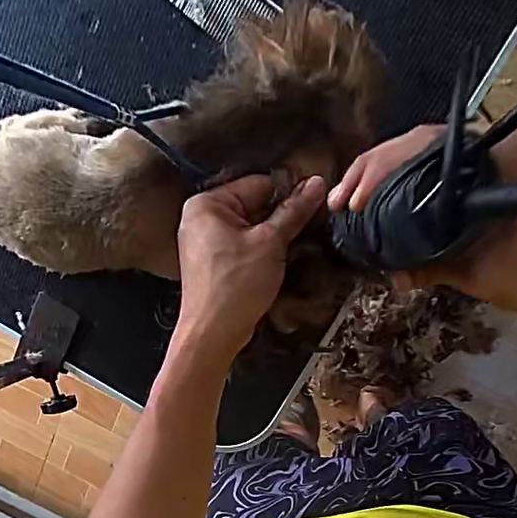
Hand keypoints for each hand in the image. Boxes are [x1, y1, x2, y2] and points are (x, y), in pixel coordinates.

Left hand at [174, 173, 326, 365]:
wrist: (213, 332)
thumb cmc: (234, 287)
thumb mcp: (271, 243)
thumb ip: (293, 212)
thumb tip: (315, 185)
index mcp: (208, 203)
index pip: (257, 184)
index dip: (287, 193)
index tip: (313, 201)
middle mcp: (201, 218)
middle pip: (253, 206)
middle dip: (279, 219)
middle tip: (305, 230)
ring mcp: (205, 243)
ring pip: (250, 229)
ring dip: (272, 239)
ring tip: (288, 251)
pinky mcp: (214, 264)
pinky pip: (243, 248)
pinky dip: (261, 254)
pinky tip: (274, 265)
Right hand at [329, 122, 516, 321]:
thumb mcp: (488, 274)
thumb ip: (435, 267)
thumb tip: (393, 277)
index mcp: (501, 152)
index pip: (423, 144)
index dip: (380, 170)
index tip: (351, 199)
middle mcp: (506, 137)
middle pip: (428, 142)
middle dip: (381, 170)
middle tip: (346, 199)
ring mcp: (514, 148)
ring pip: (442, 154)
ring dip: (401, 175)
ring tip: (364, 200)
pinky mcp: (516, 166)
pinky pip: (463, 167)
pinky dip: (431, 184)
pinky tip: (404, 201)